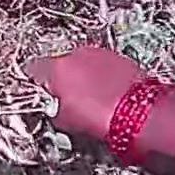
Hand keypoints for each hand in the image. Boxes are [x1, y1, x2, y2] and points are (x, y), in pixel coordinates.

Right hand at [24, 46, 149, 141]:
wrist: (139, 114)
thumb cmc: (98, 117)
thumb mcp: (63, 121)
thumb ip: (52, 108)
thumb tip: (53, 107)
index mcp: (57, 67)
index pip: (35, 68)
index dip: (36, 81)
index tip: (38, 89)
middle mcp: (77, 54)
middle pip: (61, 63)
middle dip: (62, 78)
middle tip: (66, 98)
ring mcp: (101, 53)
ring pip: (84, 63)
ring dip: (83, 75)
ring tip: (89, 97)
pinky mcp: (121, 58)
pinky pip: (103, 66)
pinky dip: (101, 76)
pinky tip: (105, 93)